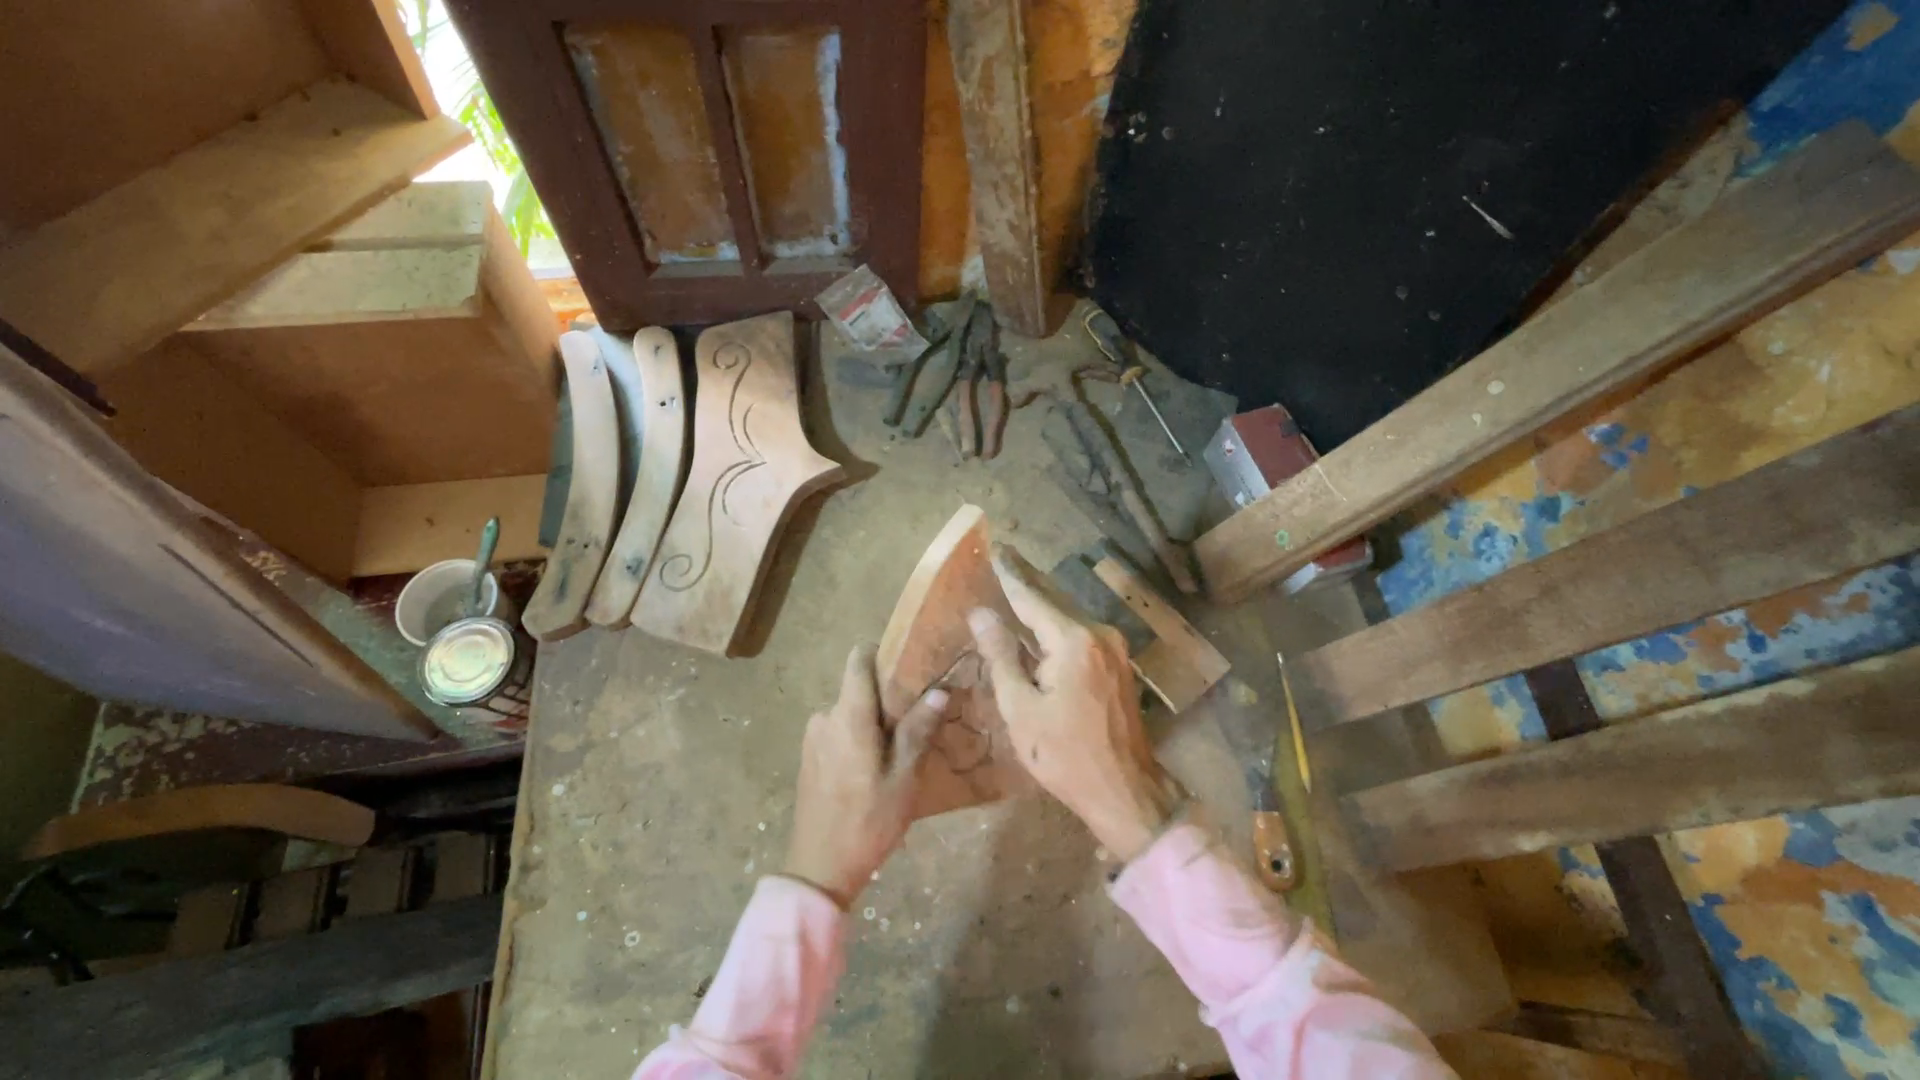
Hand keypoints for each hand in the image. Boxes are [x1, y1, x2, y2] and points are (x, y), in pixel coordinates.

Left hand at [784, 645, 947, 908]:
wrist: (819, 868)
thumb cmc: (868, 822)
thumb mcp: (903, 778)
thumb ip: (918, 730)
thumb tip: (939, 690)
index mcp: (847, 715)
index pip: (859, 661)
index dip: (882, 654)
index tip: (910, 661)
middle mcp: (824, 717)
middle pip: (858, 689)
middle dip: (887, 697)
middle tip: (921, 715)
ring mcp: (813, 738)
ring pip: (850, 714)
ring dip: (874, 722)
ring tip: (904, 746)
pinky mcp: (810, 758)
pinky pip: (839, 733)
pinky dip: (859, 738)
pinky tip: (878, 766)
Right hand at [968, 549, 1175, 860]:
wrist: (1125, 790)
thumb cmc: (1064, 755)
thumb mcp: (1021, 709)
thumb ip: (1001, 656)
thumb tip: (981, 614)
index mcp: (1074, 641)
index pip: (1032, 598)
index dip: (1010, 575)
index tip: (995, 548)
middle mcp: (1099, 634)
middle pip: (1055, 599)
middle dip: (1027, 579)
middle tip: (1004, 554)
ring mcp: (1114, 648)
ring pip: (1069, 615)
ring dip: (1042, 602)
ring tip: (1015, 582)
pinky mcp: (1118, 664)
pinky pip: (1081, 633)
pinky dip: (1057, 623)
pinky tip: (1040, 622)